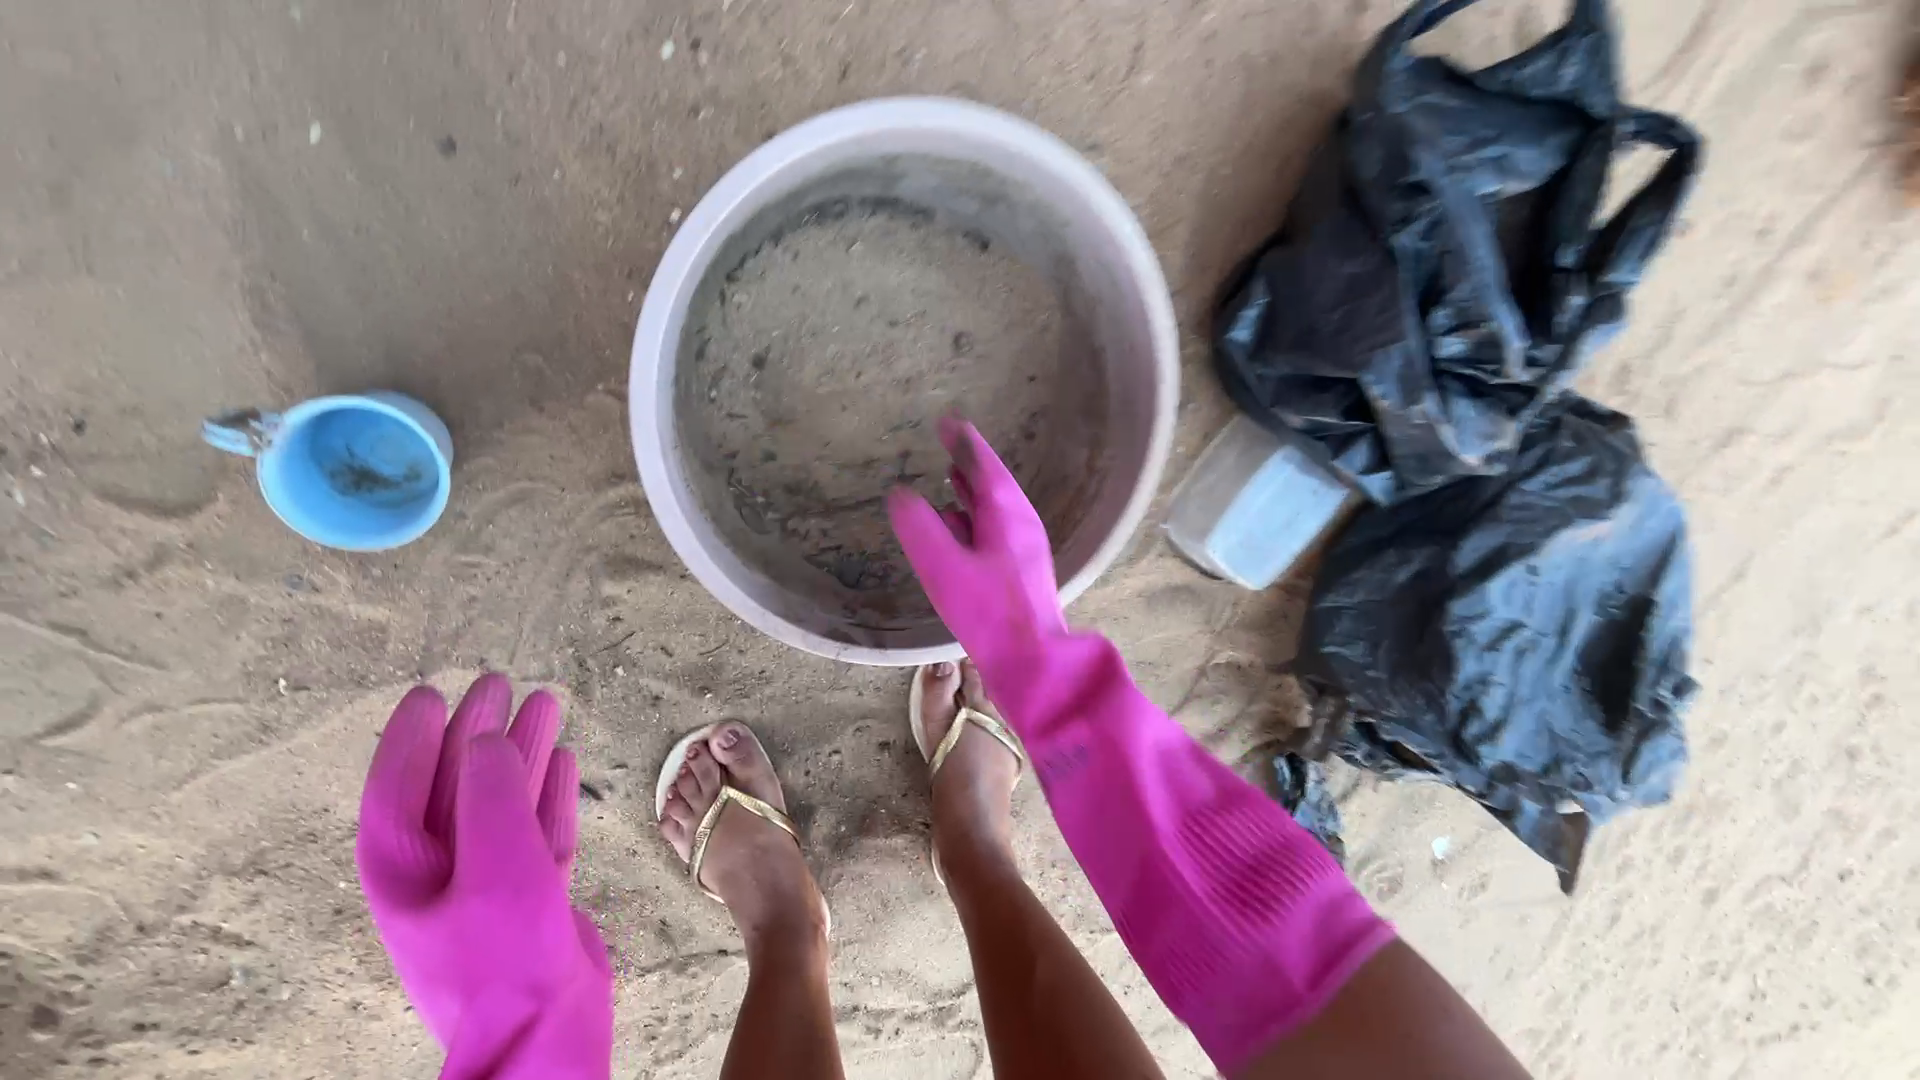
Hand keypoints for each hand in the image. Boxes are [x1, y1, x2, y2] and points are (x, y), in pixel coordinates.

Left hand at [355, 674, 610, 1065]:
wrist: (545, 1030)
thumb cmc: (506, 950)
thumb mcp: (496, 864)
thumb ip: (491, 794)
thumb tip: (487, 740)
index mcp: (405, 866)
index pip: (397, 784)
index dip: (414, 735)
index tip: (435, 691)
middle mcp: (441, 868)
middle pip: (455, 782)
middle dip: (477, 731)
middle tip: (500, 682)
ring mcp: (489, 880)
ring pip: (503, 798)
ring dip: (522, 751)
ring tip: (547, 703)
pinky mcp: (531, 891)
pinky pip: (536, 825)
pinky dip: (547, 792)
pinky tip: (562, 762)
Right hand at [886, 416, 1067, 674]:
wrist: (1034, 662)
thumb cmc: (989, 613)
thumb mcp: (944, 568)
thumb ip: (920, 528)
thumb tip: (901, 494)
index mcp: (1007, 513)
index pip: (984, 464)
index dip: (964, 441)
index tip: (947, 421)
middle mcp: (1020, 524)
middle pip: (992, 484)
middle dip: (969, 464)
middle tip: (947, 444)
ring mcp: (1023, 550)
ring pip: (994, 510)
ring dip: (971, 493)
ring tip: (949, 479)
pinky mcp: (1019, 574)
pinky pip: (993, 533)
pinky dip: (973, 521)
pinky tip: (956, 532)